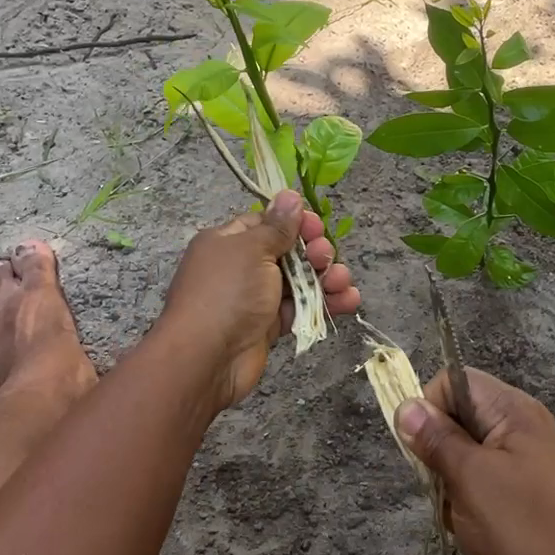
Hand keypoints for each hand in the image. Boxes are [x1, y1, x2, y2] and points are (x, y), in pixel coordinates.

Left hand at [156, 190, 361, 408]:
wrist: (206, 359)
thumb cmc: (226, 294)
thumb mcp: (251, 250)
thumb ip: (277, 226)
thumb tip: (290, 195)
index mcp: (228, 242)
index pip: (266, 223)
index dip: (294, 223)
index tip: (316, 227)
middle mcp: (241, 267)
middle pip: (288, 251)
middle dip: (314, 252)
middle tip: (325, 257)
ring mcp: (256, 298)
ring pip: (299, 281)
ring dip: (326, 278)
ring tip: (342, 282)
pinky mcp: (270, 326)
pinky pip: (301, 308)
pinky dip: (325, 304)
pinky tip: (348, 301)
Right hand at [396, 369, 554, 554]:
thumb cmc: (518, 528)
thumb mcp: (469, 478)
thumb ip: (436, 439)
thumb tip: (405, 406)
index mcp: (513, 409)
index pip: (455, 381)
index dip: (431, 407)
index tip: (424, 448)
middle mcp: (518, 422)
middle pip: (457, 414)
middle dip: (438, 448)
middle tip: (443, 484)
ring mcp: (520, 455)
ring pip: (462, 448)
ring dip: (449, 477)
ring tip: (459, 509)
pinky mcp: (517, 485)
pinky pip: (475, 475)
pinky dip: (464, 496)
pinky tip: (470, 523)